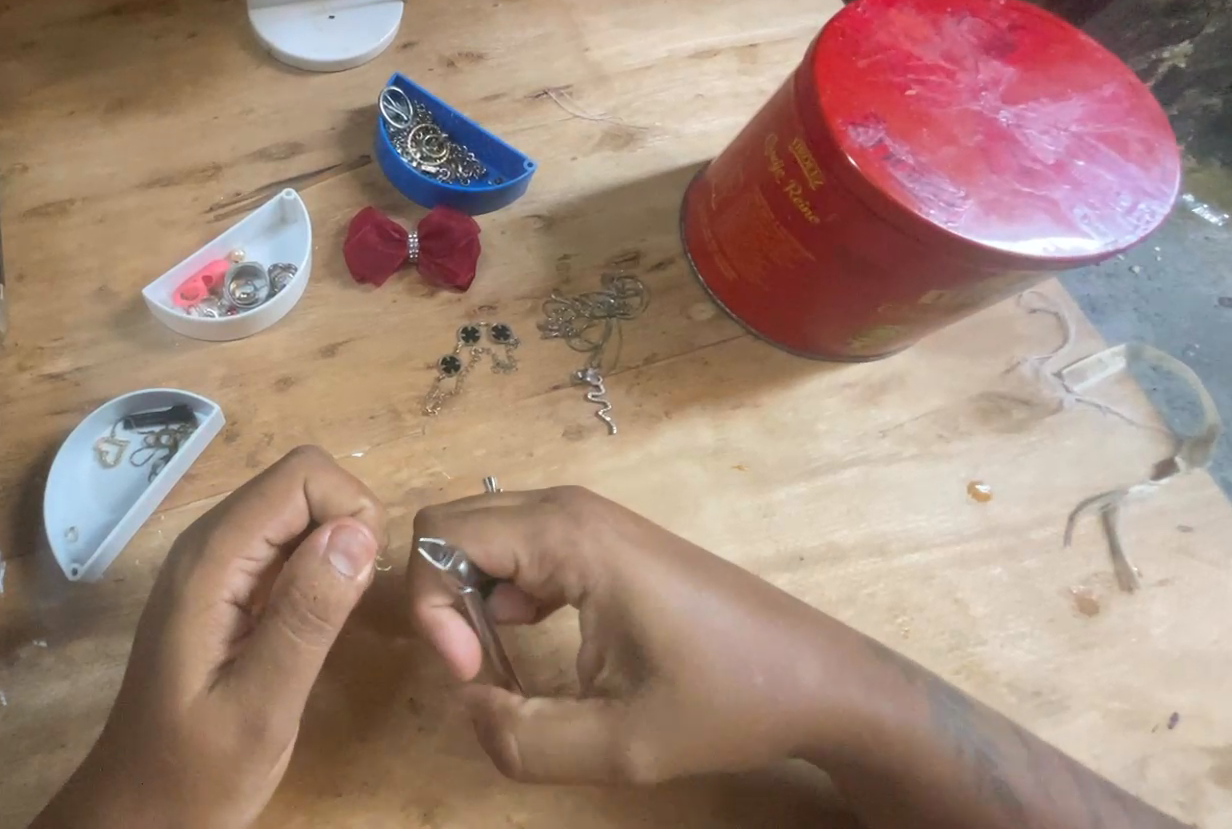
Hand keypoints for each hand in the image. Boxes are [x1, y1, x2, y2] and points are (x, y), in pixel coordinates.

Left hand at [32, 446, 386, 828]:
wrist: (137, 806)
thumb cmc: (194, 771)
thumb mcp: (260, 708)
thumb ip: (306, 618)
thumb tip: (357, 532)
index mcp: (212, 557)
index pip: (300, 474)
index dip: (349, 508)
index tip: (366, 576)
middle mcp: (210, 539)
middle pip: (298, 482)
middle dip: (346, 522)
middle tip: (353, 602)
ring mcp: (215, 557)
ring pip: (295, 507)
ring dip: (335, 543)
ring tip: (336, 617)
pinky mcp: (225, 579)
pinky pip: (283, 540)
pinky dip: (316, 562)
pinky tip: (316, 617)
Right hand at [410, 486, 872, 786]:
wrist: (819, 675)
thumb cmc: (727, 702)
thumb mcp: (624, 747)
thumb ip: (522, 738)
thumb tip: (465, 702)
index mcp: (564, 535)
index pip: (440, 538)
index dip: (432, 607)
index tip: (470, 674)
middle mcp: (560, 506)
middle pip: (449, 527)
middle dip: (441, 598)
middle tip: (477, 666)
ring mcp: (576, 513)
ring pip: (474, 532)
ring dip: (466, 594)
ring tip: (500, 659)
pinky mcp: (587, 532)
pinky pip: (508, 542)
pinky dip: (494, 587)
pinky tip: (527, 632)